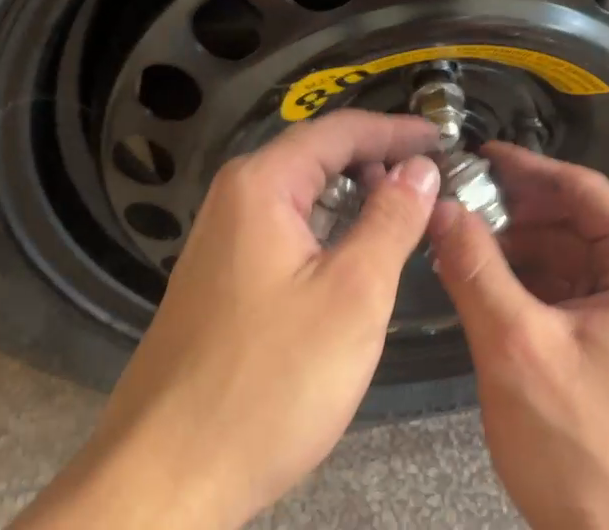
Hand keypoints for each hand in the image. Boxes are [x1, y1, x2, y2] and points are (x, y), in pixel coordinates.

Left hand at [15, 110, 443, 529]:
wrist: (166, 477)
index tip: (443, 139)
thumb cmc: (270, 380)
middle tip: (432, 184)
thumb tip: (418, 168)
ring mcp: (220, 245)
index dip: (396, 131)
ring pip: (301, 200)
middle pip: (316, 158)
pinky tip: (355, 262)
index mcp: (261, 186)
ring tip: (406, 219)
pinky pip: (285, 235)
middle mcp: (233, 202)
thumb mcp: (353, 295)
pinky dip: (329, 234)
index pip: (339, 131)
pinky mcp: (220, 284)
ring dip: (355, 201)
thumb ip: (392, 220)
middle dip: (377, 163)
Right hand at [430, 142, 608, 529]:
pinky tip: (482, 279)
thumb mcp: (516, 348)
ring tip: (457, 240)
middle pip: (574, 220)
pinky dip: (525, 279)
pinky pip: (566, 286)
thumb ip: (475, 269)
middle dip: (513, 212)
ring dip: (514, 246)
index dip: (526, 168)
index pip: (583, 190)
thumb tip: (437, 205)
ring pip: (566, 252)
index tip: (475, 155)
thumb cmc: (577, 443)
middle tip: (454, 202)